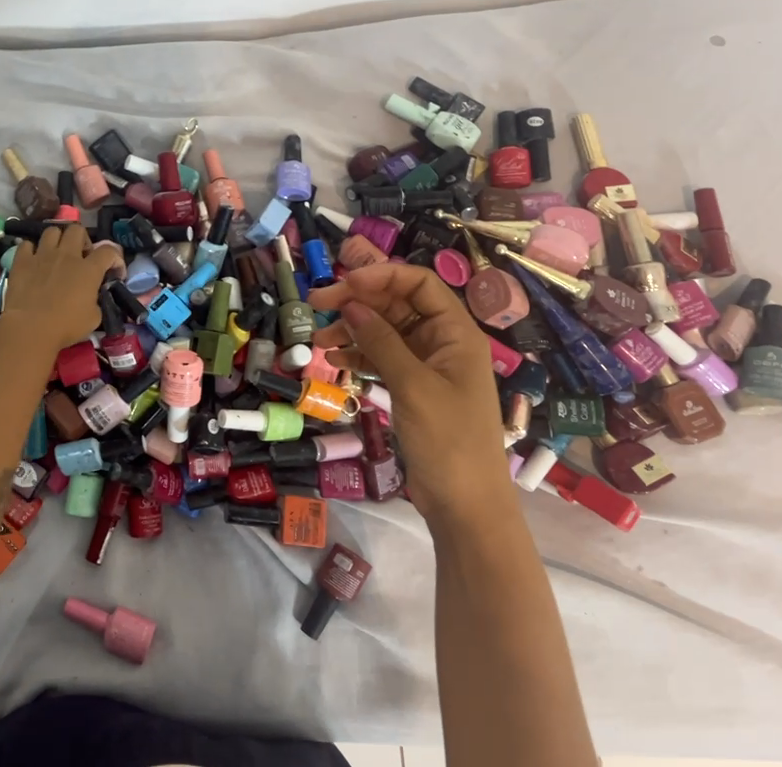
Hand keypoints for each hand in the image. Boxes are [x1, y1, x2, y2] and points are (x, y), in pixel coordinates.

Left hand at [0, 223, 120, 353]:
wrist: (30, 328)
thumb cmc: (65, 326)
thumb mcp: (94, 318)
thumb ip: (96, 301)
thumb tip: (92, 297)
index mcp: (88, 269)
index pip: (109, 250)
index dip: (115, 258)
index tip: (114, 272)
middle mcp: (66, 255)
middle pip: (77, 230)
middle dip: (82, 240)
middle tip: (80, 257)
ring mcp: (42, 255)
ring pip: (52, 231)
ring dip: (57, 240)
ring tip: (56, 255)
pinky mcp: (21, 261)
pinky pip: (26, 244)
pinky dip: (31, 250)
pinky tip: (33, 261)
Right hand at [309, 264, 511, 527]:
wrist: (466, 504)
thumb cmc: (449, 441)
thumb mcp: (413, 386)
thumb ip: (382, 341)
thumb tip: (352, 304)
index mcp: (456, 333)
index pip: (419, 283)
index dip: (381, 276)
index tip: (342, 284)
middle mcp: (443, 342)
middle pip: (397, 304)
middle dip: (359, 301)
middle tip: (315, 305)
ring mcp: (428, 366)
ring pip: (385, 331)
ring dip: (353, 328)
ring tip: (319, 341)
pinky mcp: (413, 389)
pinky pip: (382, 357)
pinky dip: (358, 354)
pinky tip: (335, 359)